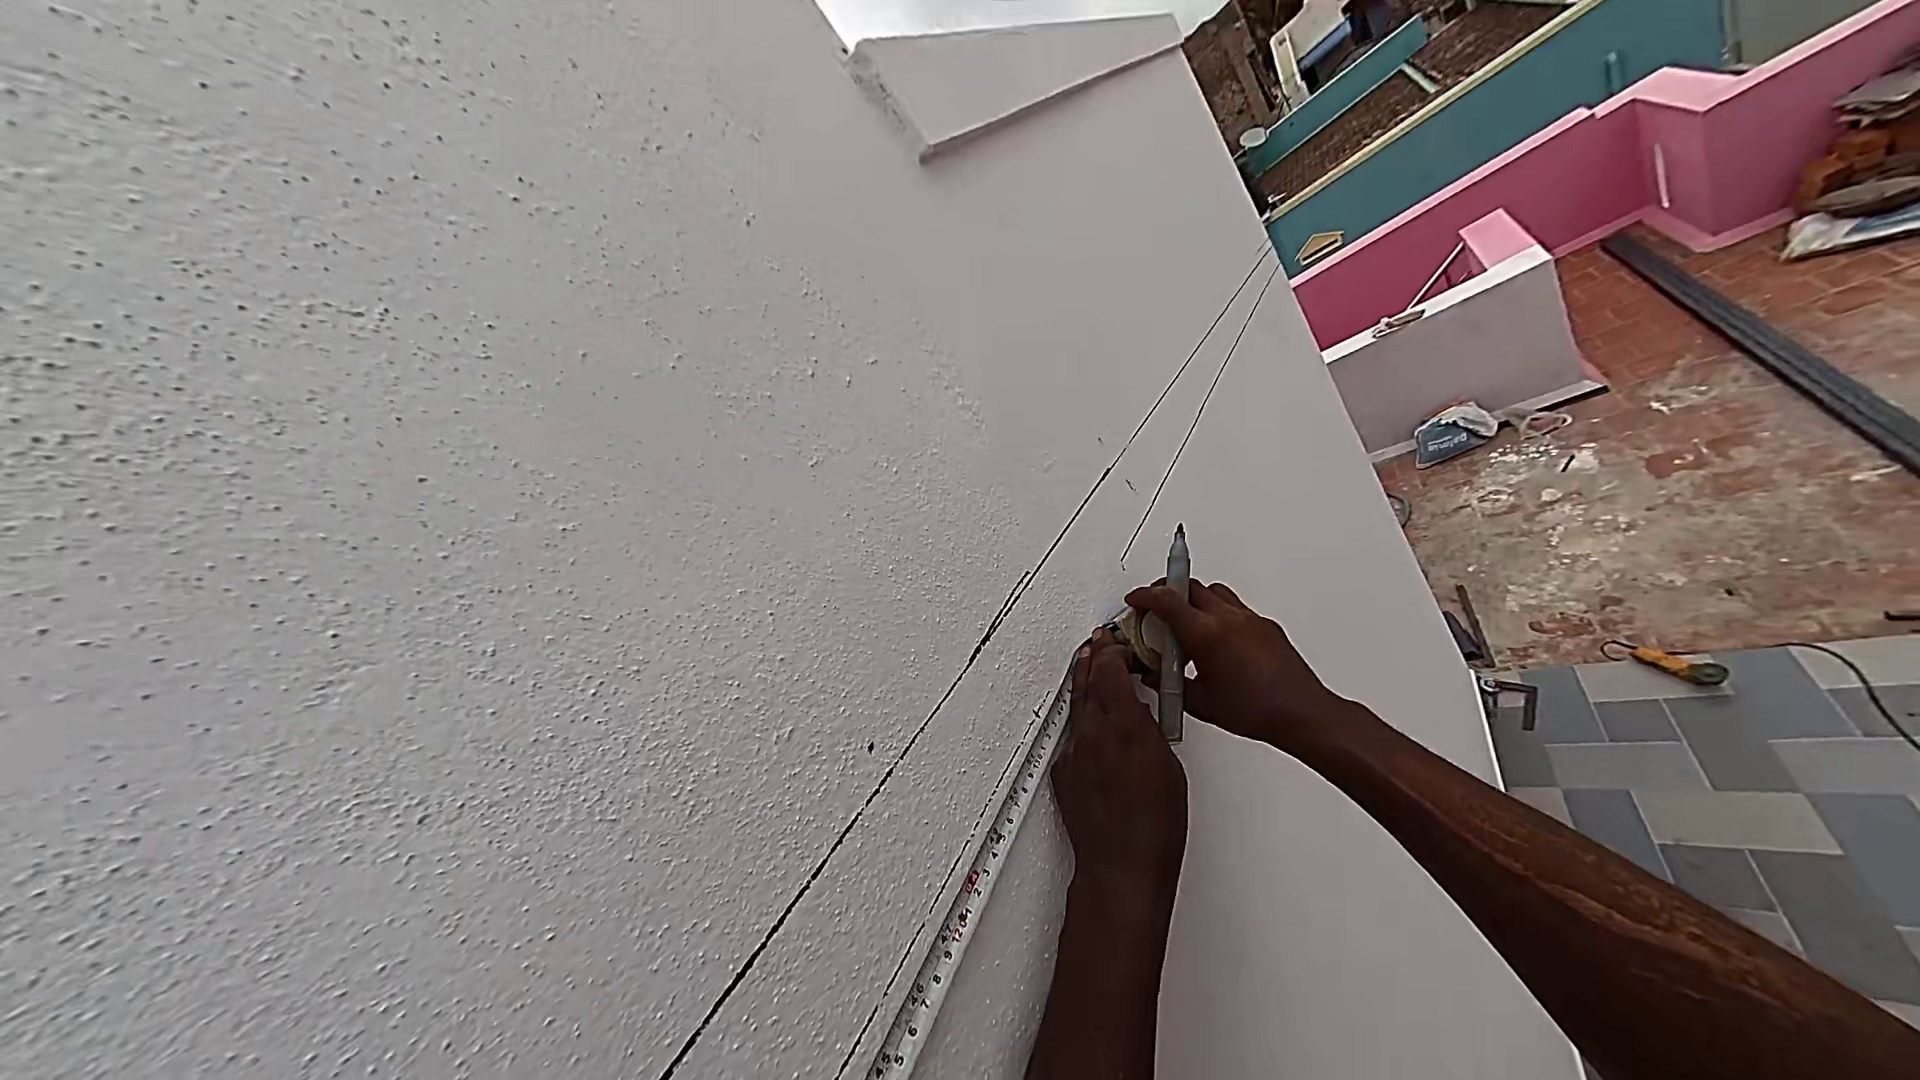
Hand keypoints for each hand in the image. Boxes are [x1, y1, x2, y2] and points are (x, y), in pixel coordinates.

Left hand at [1051, 629, 1186, 902]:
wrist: (1120, 866)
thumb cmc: (1154, 827)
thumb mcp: (1168, 767)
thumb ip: (1149, 732)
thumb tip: (1142, 714)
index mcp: (1125, 727)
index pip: (1110, 670)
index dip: (1113, 650)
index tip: (1118, 642)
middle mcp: (1094, 733)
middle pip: (1088, 679)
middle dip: (1095, 655)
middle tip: (1099, 641)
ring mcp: (1075, 750)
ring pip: (1077, 702)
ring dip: (1084, 679)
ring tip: (1089, 663)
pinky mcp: (1064, 769)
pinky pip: (1072, 732)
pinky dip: (1082, 717)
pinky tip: (1090, 716)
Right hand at [1125, 579, 1346, 754]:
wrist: (1302, 714)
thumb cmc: (1259, 710)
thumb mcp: (1199, 702)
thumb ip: (1169, 685)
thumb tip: (1154, 677)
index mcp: (1206, 634)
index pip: (1166, 600)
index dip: (1144, 596)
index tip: (1136, 599)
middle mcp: (1228, 619)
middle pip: (1188, 585)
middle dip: (1166, 591)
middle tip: (1156, 605)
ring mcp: (1249, 619)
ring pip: (1214, 590)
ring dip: (1194, 597)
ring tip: (1185, 618)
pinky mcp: (1265, 626)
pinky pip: (1235, 606)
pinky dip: (1217, 611)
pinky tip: (1215, 635)